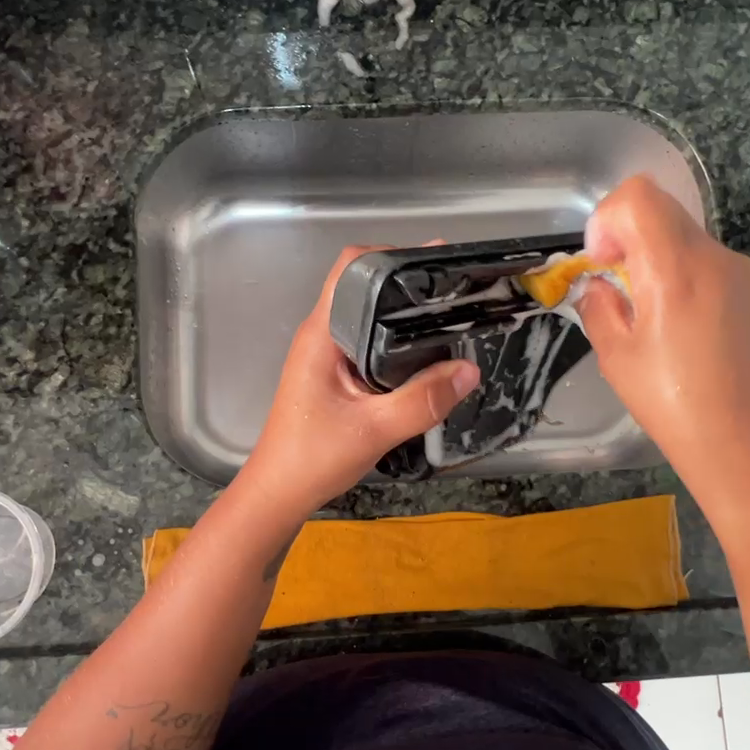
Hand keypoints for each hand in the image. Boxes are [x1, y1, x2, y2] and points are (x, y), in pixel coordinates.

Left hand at [240, 245, 480, 512]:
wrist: (279, 494)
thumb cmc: (313, 458)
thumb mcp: (374, 430)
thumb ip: (423, 401)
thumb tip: (470, 370)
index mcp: (322, 334)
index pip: (351, 268)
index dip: (391, 255)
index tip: (436, 263)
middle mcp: (322, 335)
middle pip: (364, 287)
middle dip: (407, 283)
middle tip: (454, 290)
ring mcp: (326, 356)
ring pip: (367, 317)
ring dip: (403, 314)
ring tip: (449, 316)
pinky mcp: (334, 376)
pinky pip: (368, 343)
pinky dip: (396, 341)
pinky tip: (426, 356)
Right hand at [576, 175, 749, 492]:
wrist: (747, 444)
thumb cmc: (673, 403)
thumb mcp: (616, 356)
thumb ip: (599, 307)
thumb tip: (599, 285)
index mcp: (676, 268)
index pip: (638, 197)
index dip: (606, 219)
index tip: (601, 262)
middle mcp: (714, 257)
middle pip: (660, 210)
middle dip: (625, 238)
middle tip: (615, 288)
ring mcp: (740, 273)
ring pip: (682, 236)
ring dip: (651, 258)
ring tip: (645, 316)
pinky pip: (704, 263)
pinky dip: (677, 275)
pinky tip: (675, 328)